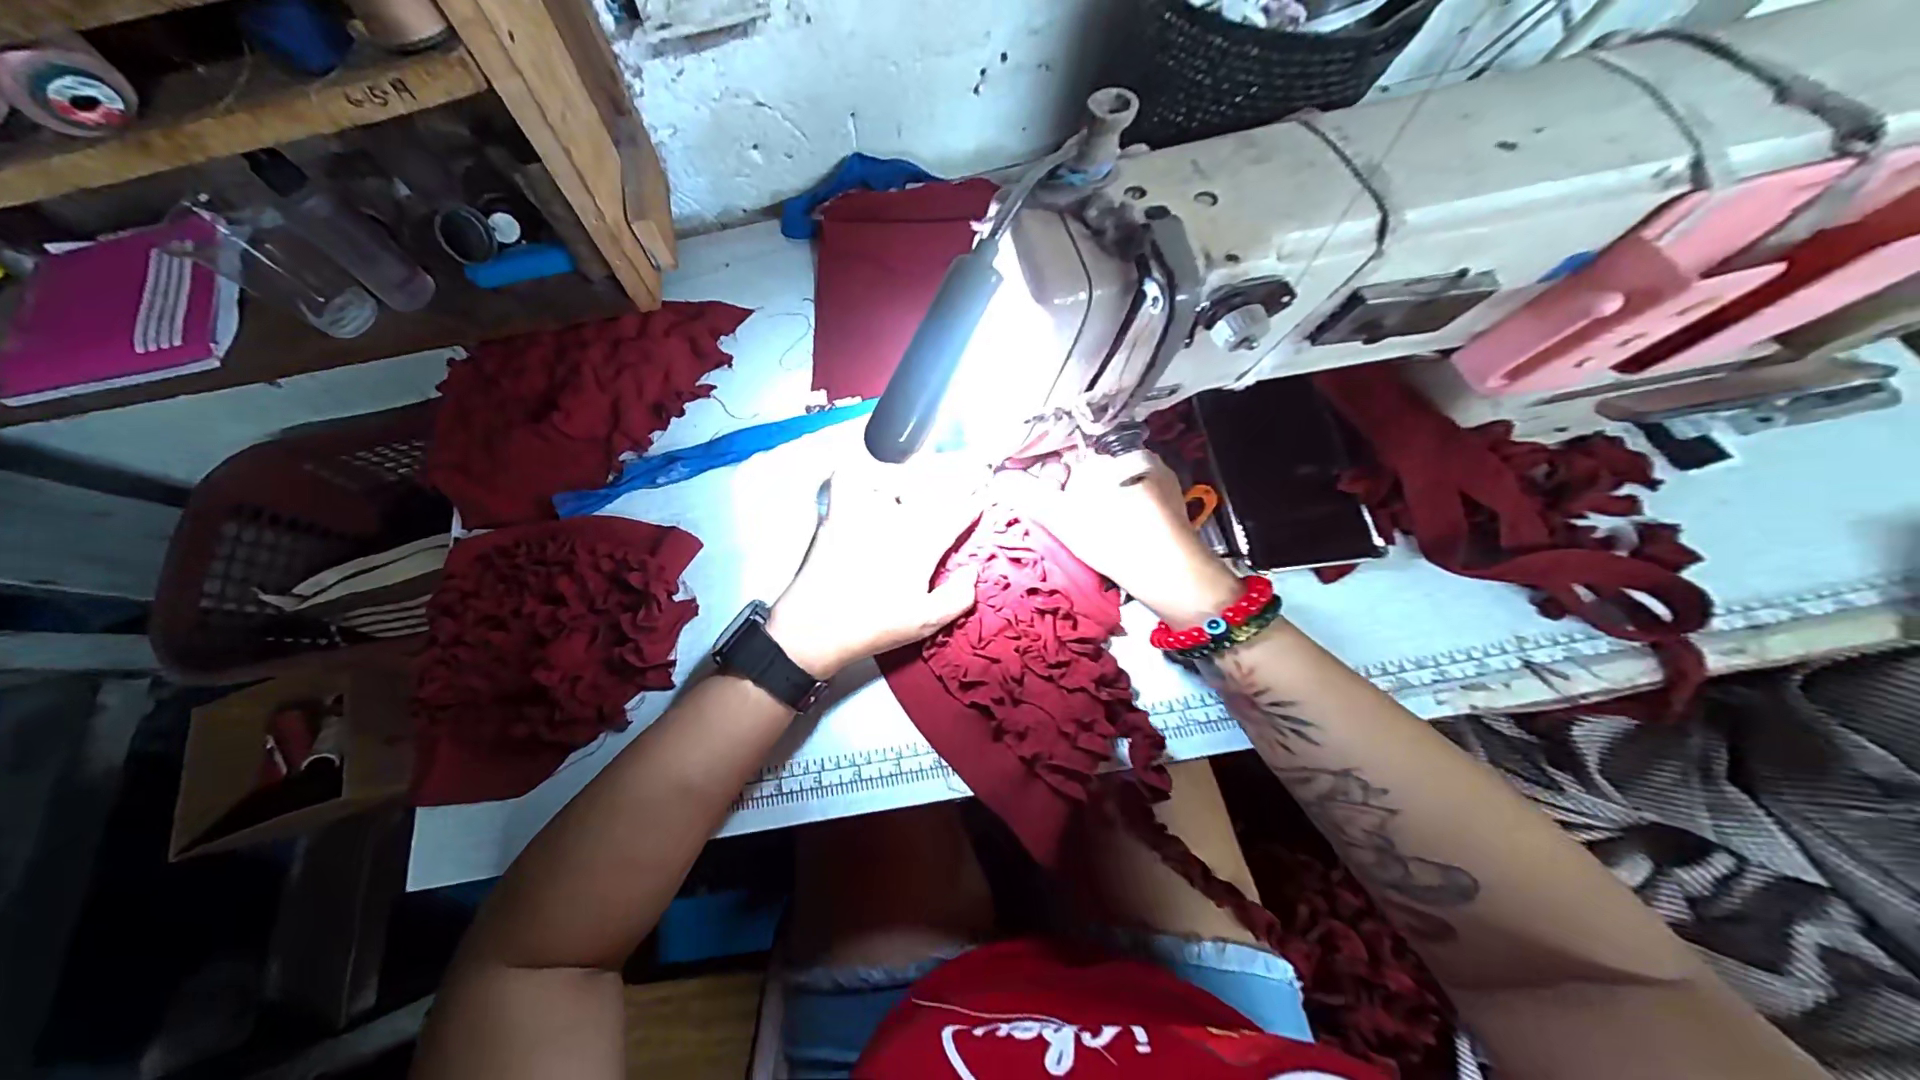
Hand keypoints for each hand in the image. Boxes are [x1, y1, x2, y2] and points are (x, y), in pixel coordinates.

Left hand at [765, 458, 984, 678]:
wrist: (811, 630)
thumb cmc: (869, 627)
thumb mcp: (925, 622)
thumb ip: (958, 597)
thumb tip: (970, 574)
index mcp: (921, 543)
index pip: (958, 512)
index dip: (975, 501)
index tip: (983, 495)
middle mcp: (895, 520)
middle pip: (933, 489)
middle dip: (956, 482)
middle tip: (967, 480)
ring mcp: (863, 513)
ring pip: (895, 479)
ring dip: (913, 480)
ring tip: (920, 486)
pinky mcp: (835, 515)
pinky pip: (847, 478)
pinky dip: (858, 474)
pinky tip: (867, 481)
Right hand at [1002, 449, 1240, 626]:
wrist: (1172, 574)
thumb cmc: (1113, 540)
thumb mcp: (1059, 516)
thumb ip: (1026, 492)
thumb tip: (999, 477)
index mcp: (1108, 447)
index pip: (1065, 444)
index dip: (1044, 465)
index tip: (1035, 486)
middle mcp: (1136, 452)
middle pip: (1087, 461)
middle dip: (1068, 483)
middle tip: (1058, 510)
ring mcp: (1156, 474)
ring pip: (1108, 478)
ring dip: (1090, 495)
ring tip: (1083, 524)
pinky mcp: (1168, 497)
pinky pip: (1128, 492)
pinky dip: (1113, 505)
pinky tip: (1109, 528)